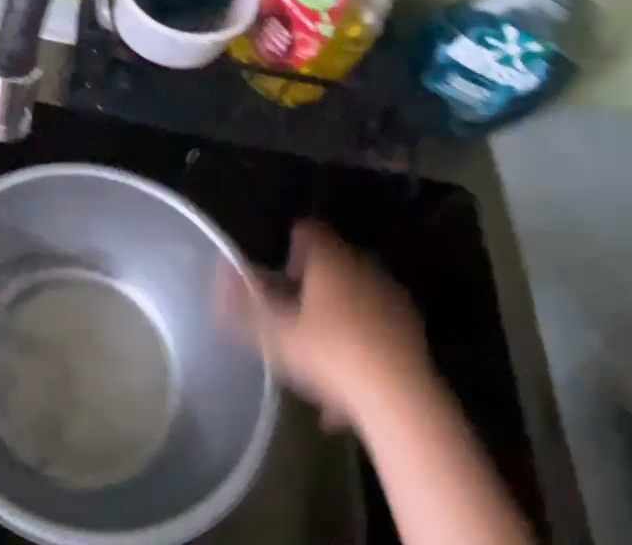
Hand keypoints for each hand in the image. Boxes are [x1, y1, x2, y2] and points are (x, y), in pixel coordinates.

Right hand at [218, 221, 432, 427]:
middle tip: (292, 314)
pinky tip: (344, 380)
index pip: (307, 230)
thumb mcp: (273, 332)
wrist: (400, 400)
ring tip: (316, 352)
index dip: (289, 248)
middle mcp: (364, 267)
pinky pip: (373, 324)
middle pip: (332, 262)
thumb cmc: (329, 354)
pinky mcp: (411, 328)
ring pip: (353, 295)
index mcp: (330, 258)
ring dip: (335, 314)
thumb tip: (220, 271)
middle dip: (311, 284)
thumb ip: (241, 300)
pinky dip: (358, 340)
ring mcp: (391, 296)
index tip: (278, 276)